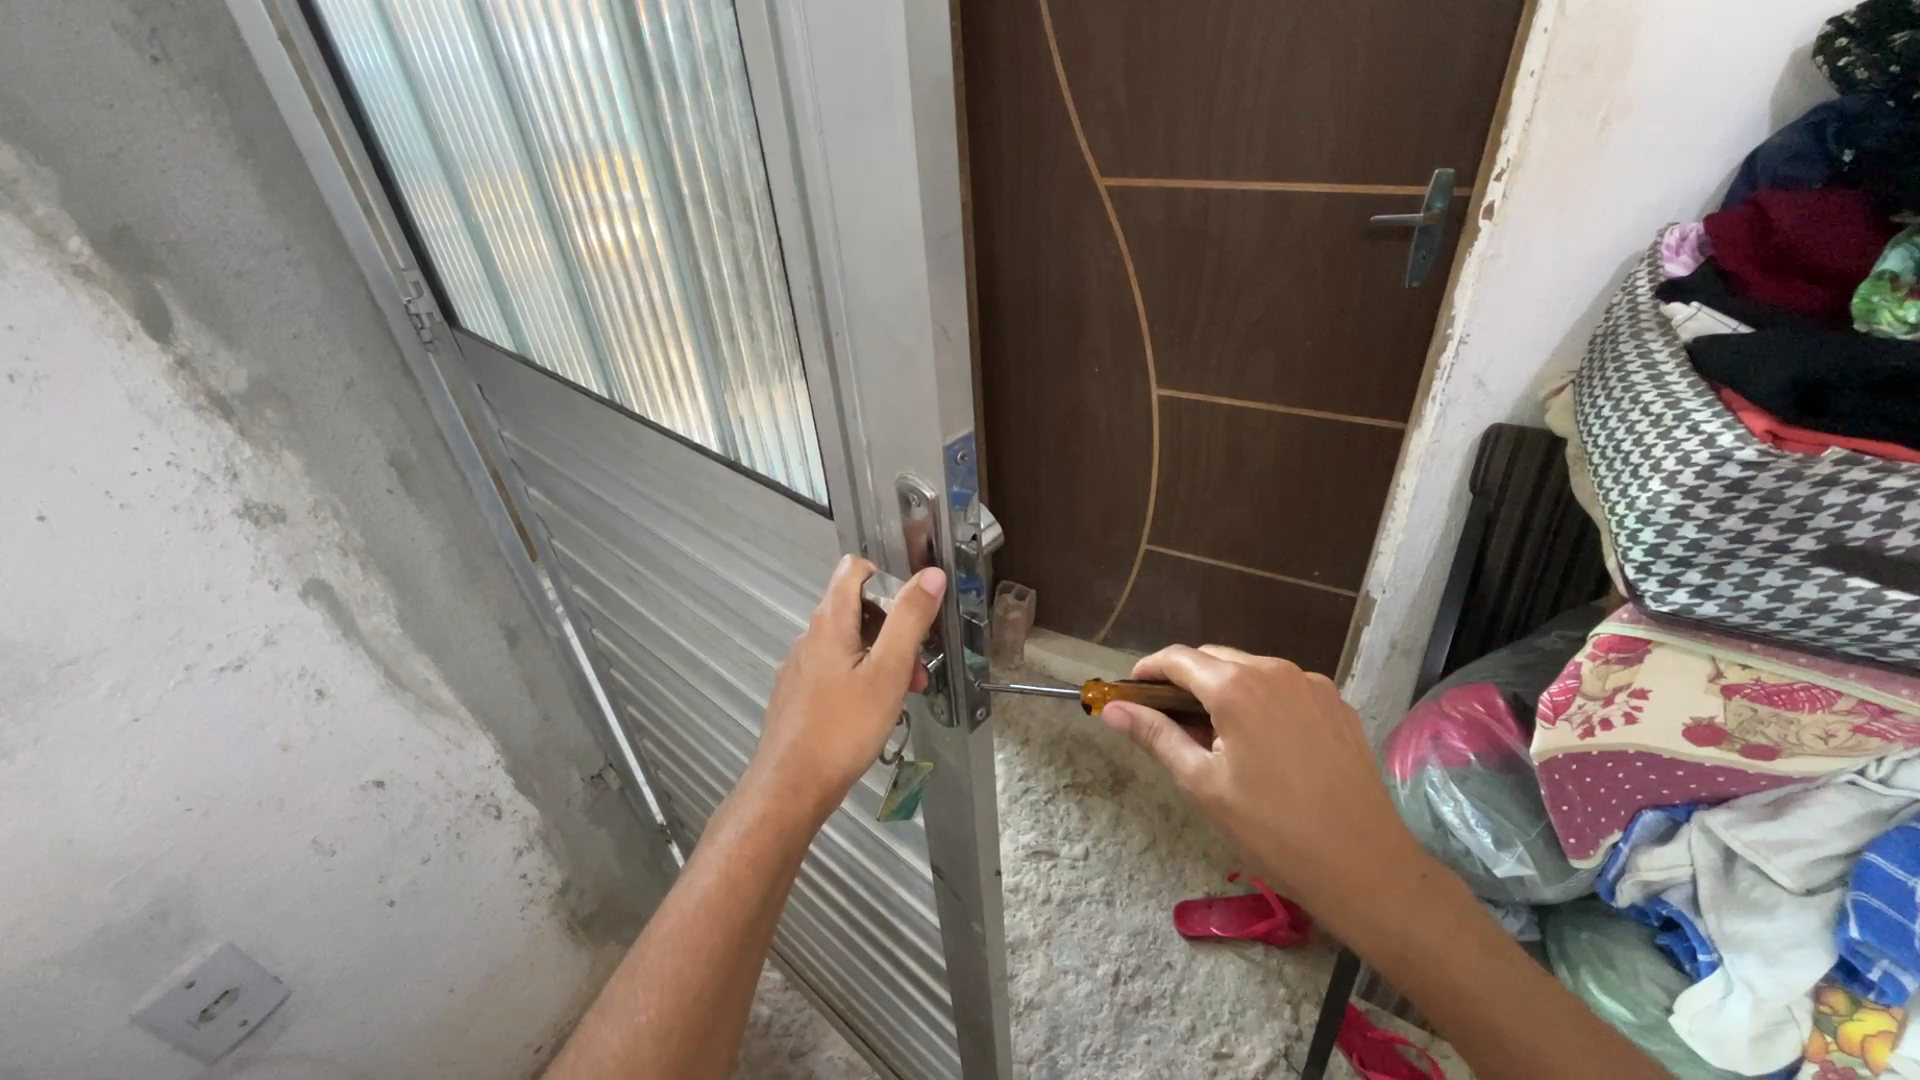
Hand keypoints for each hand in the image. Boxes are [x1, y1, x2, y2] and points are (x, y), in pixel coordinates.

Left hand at [748, 555, 945, 820]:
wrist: (791, 786)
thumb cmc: (844, 727)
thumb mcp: (888, 671)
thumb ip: (909, 619)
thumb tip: (931, 574)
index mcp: (830, 621)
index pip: (854, 568)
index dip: (887, 575)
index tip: (915, 605)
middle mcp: (810, 636)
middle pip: (856, 608)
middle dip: (894, 628)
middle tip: (918, 667)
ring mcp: (800, 666)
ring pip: (849, 643)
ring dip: (882, 657)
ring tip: (905, 694)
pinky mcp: (798, 694)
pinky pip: (835, 669)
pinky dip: (861, 677)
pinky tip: (875, 712)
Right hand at [1100, 646, 1425, 923]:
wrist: (1363, 864)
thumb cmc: (1271, 829)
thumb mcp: (1201, 784)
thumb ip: (1155, 736)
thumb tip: (1111, 710)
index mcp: (1237, 687)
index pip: (1178, 658)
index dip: (1148, 670)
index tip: (1130, 691)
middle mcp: (1276, 671)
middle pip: (1215, 659)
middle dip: (1185, 680)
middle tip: (1166, 719)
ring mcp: (1312, 685)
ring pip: (1252, 671)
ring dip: (1224, 689)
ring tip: (1215, 735)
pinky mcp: (1337, 705)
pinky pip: (1285, 688)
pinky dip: (1261, 701)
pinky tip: (1262, 742)